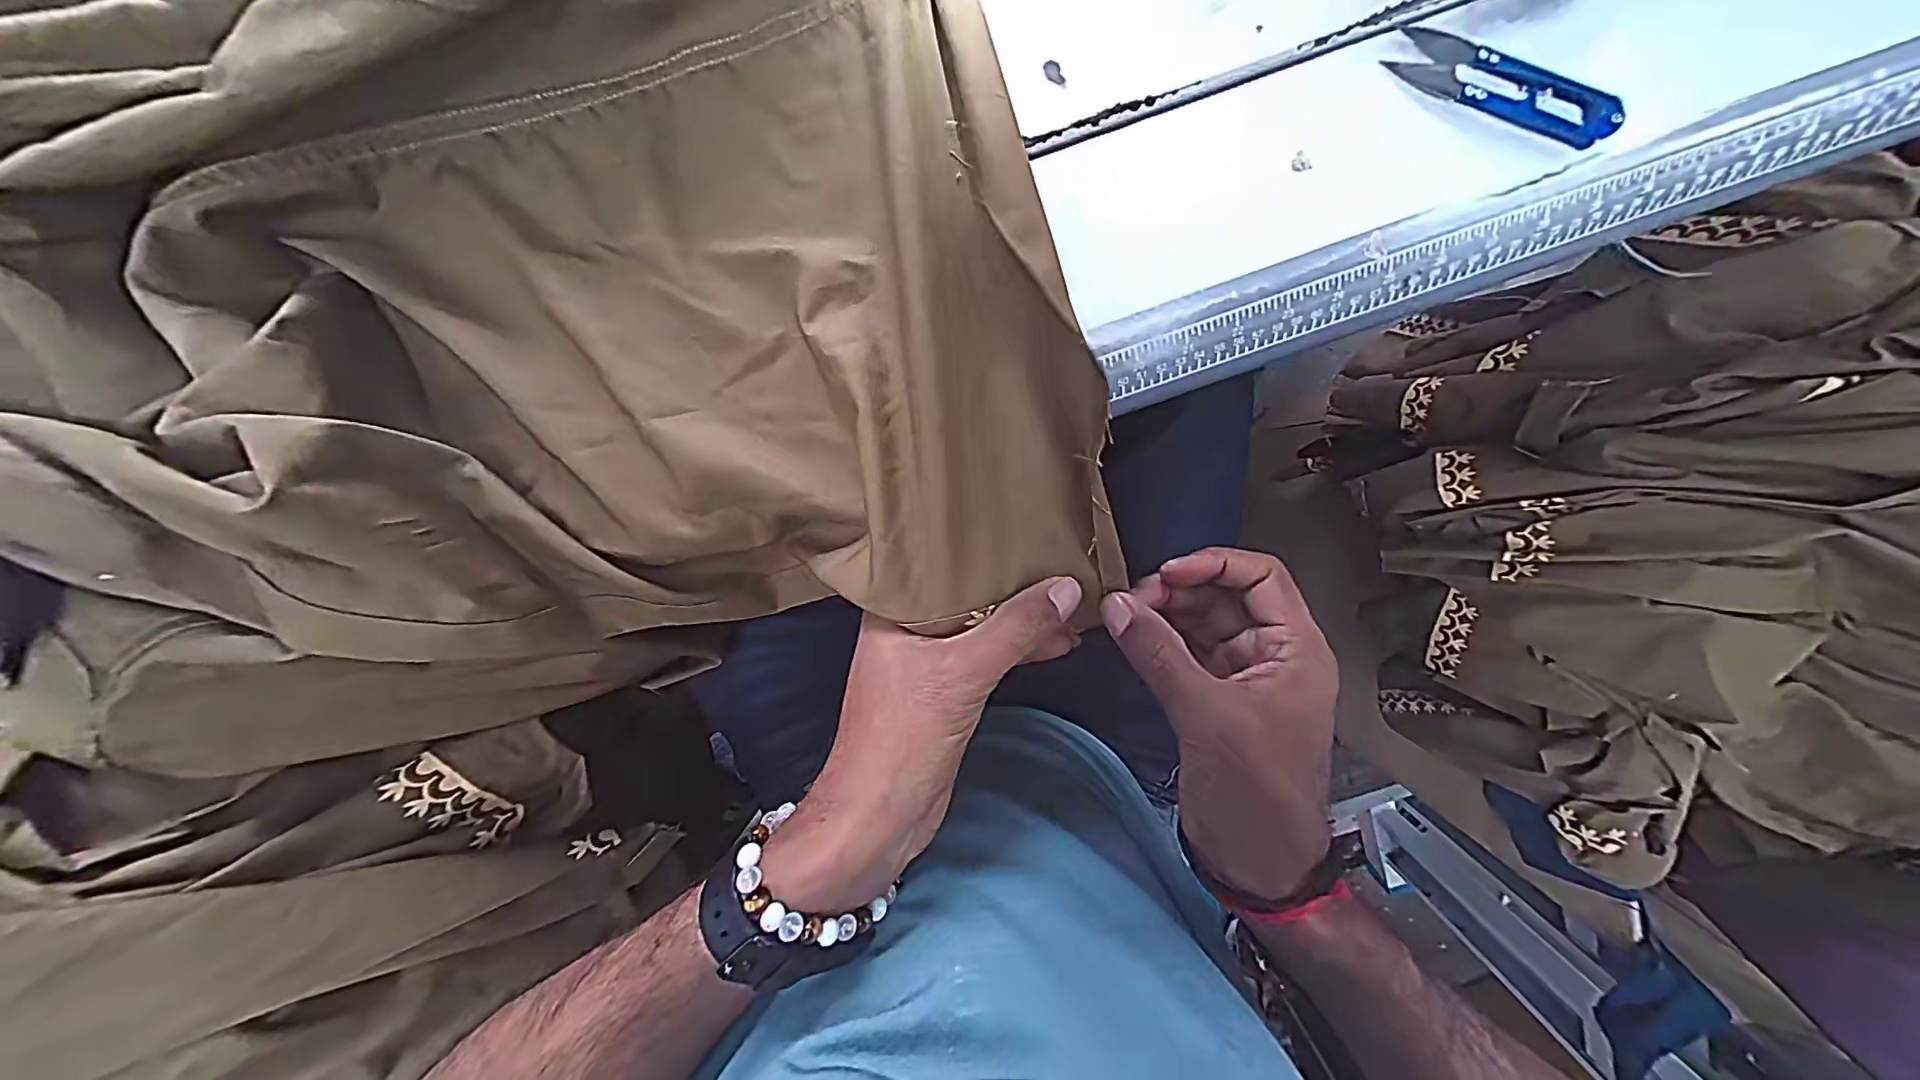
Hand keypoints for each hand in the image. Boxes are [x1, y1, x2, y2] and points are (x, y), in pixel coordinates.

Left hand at [760, 576, 1083, 911]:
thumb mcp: (962, 672)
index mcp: (893, 611)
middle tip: (1062, 578)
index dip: (991, 555)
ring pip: (982, 629)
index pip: (947, 567)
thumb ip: (1014, 628)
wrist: (880, 817)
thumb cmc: (901, 740)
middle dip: (1016, 592)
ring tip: (1068, 613)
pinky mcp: (943, 693)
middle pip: (970, 598)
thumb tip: (1064, 589)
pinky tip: (1049, 645)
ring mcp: (925, 663)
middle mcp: (906, 631)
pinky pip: (986, 658)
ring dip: (1022, 624)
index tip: (1034, 540)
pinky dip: (1017, 651)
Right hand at [1102, 547, 1336, 898]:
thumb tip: (1117, 605)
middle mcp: (1271, 654)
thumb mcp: (1207, 715)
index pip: (1262, 577)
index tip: (1166, 573)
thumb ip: (1159, 654)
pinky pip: (1185, 651)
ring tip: (1127, 616)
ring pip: (1201, 623)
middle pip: (1225, 596)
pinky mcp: (1214, 697)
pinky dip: (1158, 641)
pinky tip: (1133, 637)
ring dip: (1164, 614)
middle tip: (1134, 600)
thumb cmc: (1258, 792)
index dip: (1214, 564)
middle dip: (1179, 591)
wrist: (1258, 861)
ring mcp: (1241, 675)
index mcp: (1296, 649)